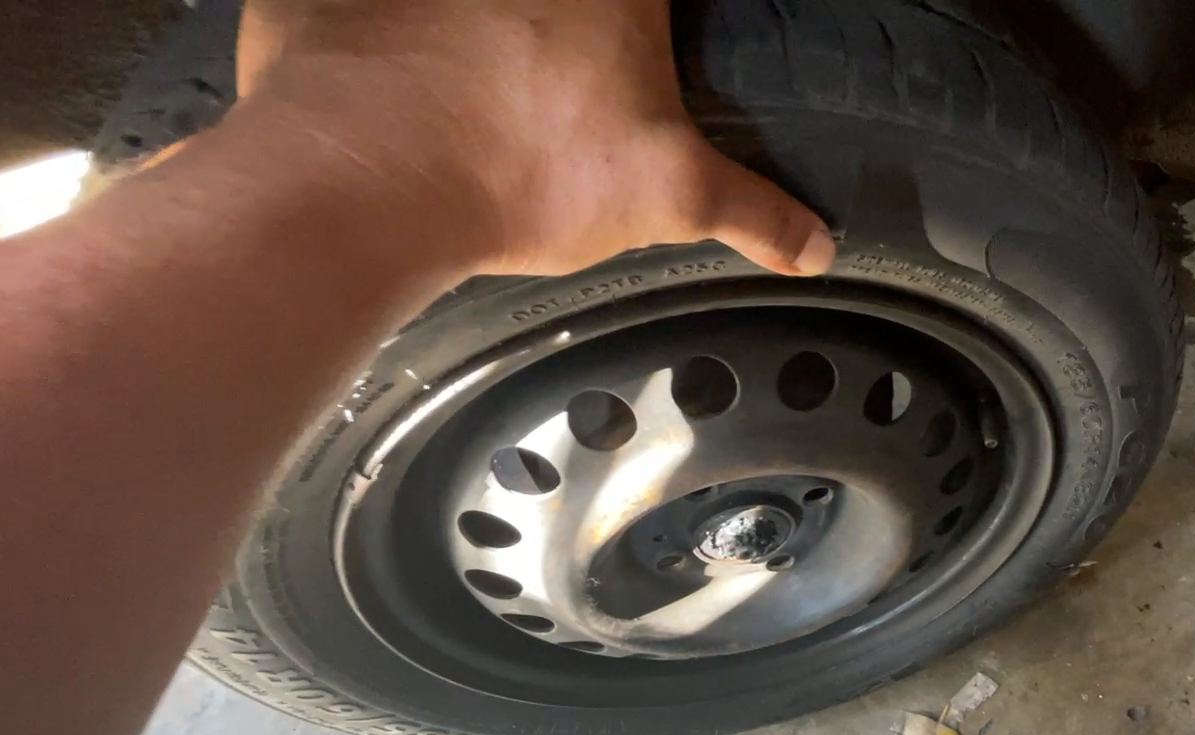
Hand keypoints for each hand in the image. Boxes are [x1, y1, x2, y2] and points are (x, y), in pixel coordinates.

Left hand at [234, 0, 835, 276]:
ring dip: (518, 28)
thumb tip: (824, 250)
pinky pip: (404, 3)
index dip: (672, 19)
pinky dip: (420, 21)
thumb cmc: (540, 167)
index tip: (671, 44)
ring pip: (503, 6)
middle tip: (604, 72)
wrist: (371, 177)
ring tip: (527, 77)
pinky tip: (437, 60)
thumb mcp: (674, 198)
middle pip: (595, 2)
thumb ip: (759, 217)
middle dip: (600, 28)